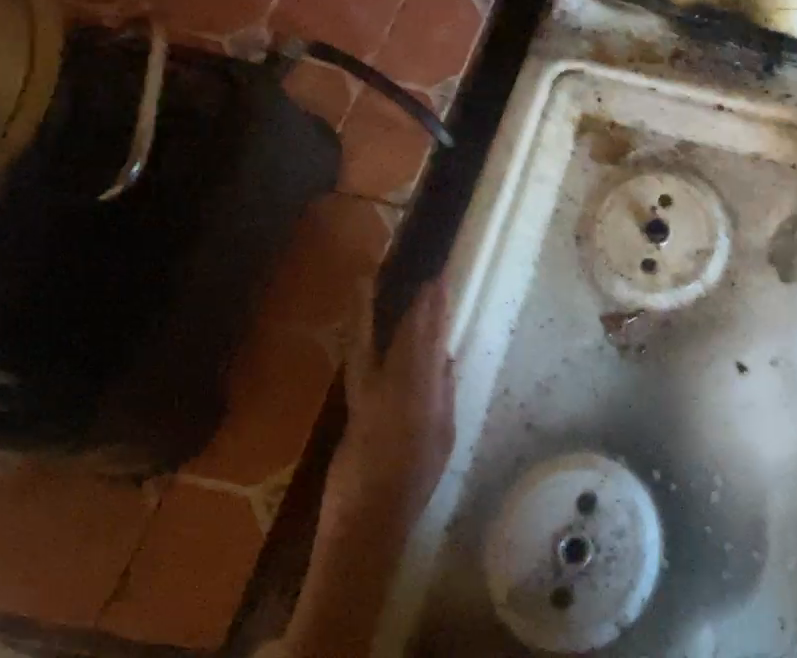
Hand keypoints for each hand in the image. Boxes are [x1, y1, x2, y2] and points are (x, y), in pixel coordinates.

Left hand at [325, 280, 455, 522]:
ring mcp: (366, 398)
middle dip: (409, 307)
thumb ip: (443, 396)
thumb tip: (445, 360)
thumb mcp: (443, 437)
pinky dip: (362, 339)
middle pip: (400, 340)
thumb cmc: (415, 482)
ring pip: (367, 347)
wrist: (367, 519)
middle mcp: (390, 392)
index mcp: (420, 400)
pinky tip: (364, 328)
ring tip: (366, 284)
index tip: (436, 284)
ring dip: (369, 313)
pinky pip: (359, 363)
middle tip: (412, 276)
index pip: (428, 344)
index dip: (432, 313)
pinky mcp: (351, 408)